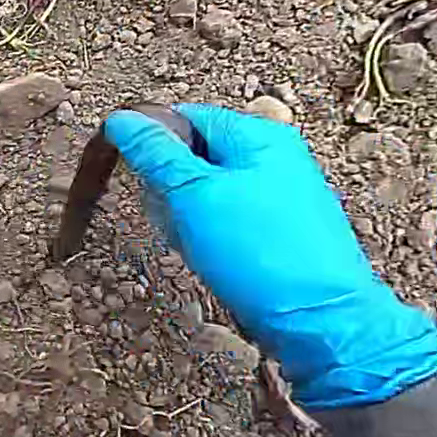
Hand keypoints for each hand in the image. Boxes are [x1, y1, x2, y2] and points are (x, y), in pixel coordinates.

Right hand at [104, 103, 436, 408]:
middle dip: (167, 185)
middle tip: (168, 214)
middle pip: (191, 154)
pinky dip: (202, 232)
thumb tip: (121, 119)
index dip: (150, 140)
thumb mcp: (194, 194)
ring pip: (201, 190)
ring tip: (189, 240)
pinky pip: (219, 217)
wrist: (316, 320)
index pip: (185, 116)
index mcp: (257, 135)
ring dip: (181, 213)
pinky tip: (205, 254)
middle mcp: (268, 157)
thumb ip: (154, 154)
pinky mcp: (269, 227)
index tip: (131, 169)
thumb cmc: (260, 252)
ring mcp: (271, 193)